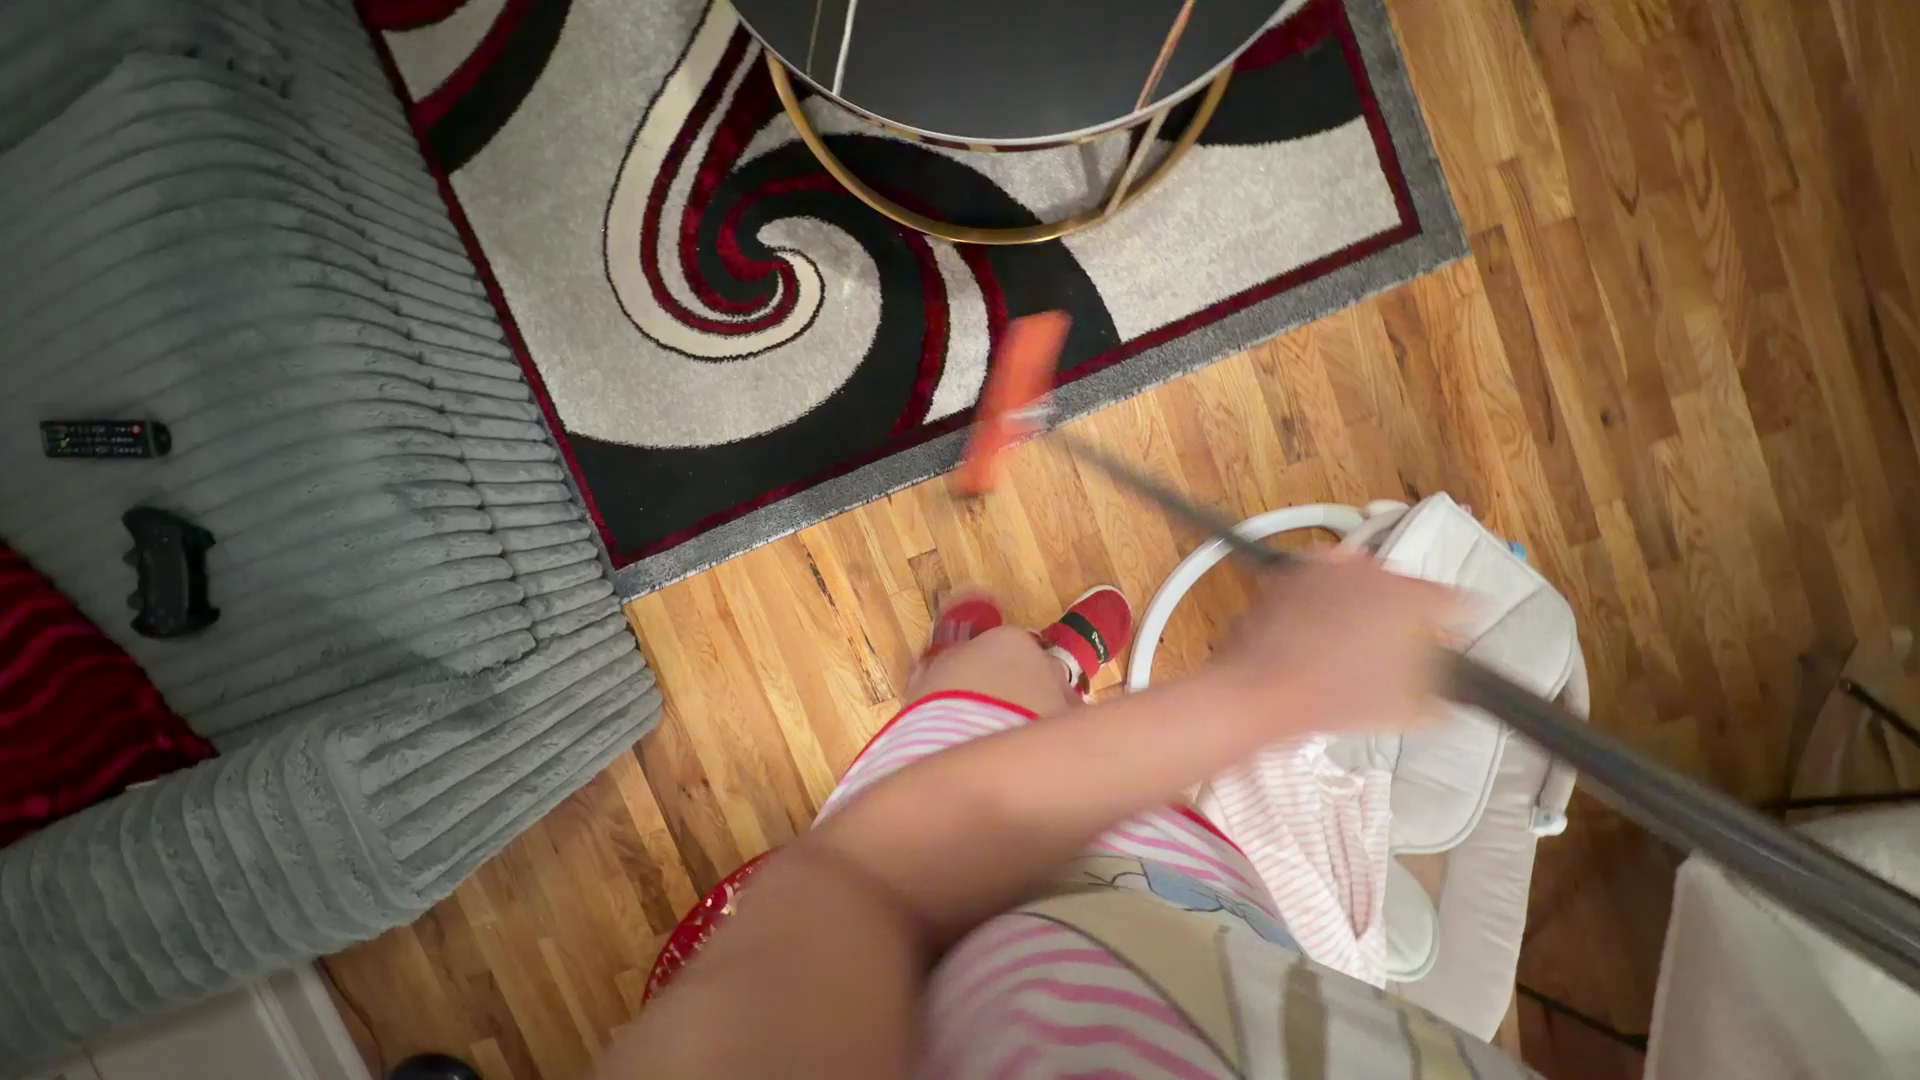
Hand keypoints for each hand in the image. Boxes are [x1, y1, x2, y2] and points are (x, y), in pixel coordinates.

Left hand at [1206, 552, 1454, 737]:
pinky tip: (1320, 630)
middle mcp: (1370, 571)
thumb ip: (1438, 691)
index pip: (1457, 601)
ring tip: (1356, 640)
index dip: (1457, 623)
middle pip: (1405, 586)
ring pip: (1361, 580)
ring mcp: (1326, 567)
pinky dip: (1325, 600)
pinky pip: (1320, 584)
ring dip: (1364, 602)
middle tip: (1401, 645)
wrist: (1261, 687)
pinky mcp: (1290, 574)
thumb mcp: (1406, 708)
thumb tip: (1444, 693)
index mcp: (1411, 596)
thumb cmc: (1334, 697)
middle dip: (1406, 612)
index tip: (1453, 636)